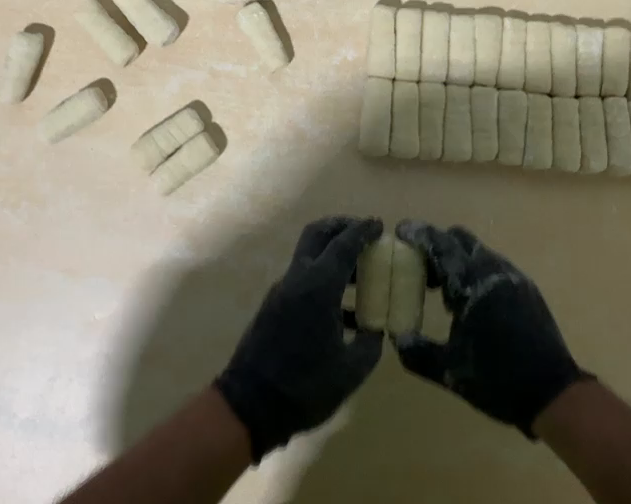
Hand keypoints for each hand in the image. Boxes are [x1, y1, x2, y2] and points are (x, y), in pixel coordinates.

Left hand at [213, 216, 384, 460]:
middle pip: (317, 235)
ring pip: (309, 256)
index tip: (379, 224)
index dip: (363, 231)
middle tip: (364, 234)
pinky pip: (303, 280)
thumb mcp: (350, 370)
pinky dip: (324, 279)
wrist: (251, 405)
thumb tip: (375, 332)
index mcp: (318, 287)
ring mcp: (282, 292)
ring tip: (361, 274)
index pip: (343, 245)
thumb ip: (369, 345)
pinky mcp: (274, 307)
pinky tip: (344, 311)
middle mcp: (297, 279)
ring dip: (333, 255)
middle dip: (341, 227)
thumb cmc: (305, 386)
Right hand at [393, 221, 588, 436]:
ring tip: (442, 290)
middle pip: (461, 240)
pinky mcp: (526, 288)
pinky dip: (475, 271)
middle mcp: (494, 271)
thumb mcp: (451, 371)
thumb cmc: (498, 380)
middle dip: (437, 244)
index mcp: (473, 285)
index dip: (419, 236)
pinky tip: (470, 301)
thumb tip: (397, 338)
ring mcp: (514, 277)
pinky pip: (494, 266)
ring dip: (457, 259)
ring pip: (479, 252)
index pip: (441, 247)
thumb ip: (419, 353)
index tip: (401, 230)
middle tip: (420, 265)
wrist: (553, 393)